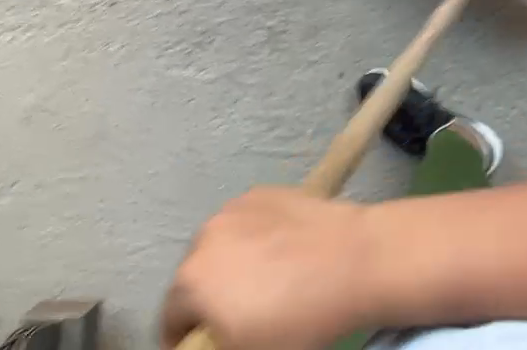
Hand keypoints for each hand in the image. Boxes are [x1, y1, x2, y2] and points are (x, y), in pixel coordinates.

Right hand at [162, 188, 380, 349]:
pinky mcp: (266, 192)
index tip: (214, 347)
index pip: (170, 323)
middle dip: (210, 302)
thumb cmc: (298, 319)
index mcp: (190, 280)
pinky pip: (247, 224)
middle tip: (243, 318)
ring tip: (267, 282)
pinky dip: (255, 239)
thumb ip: (215, 348)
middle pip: (194, 280)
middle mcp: (205, 236)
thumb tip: (219, 335)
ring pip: (221, 248)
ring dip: (231, 267)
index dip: (189, 343)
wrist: (356, 259)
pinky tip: (284, 252)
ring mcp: (237, 207)